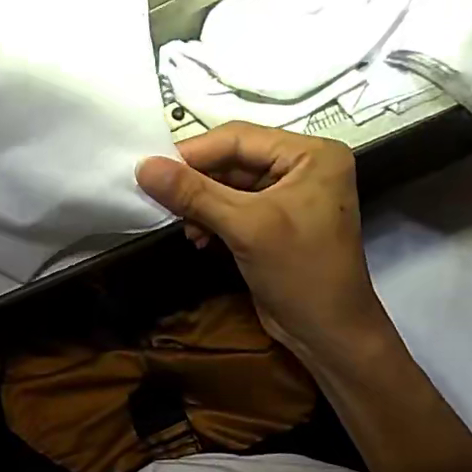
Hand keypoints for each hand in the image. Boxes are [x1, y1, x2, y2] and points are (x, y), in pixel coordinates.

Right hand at [135, 121, 393, 365]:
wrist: (328, 333)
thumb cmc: (300, 273)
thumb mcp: (246, 227)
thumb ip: (194, 193)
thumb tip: (143, 166)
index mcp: (312, 154)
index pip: (239, 138)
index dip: (193, 153)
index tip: (150, 168)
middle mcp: (304, 166)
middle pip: (234, 159)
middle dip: (197, 182)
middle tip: (160, 197)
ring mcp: (290, 195)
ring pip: (230, 185)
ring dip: (202, 204)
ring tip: (184, 226)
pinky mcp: (276, 222)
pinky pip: (235, 207)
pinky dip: (212, 219)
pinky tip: (198, 237)